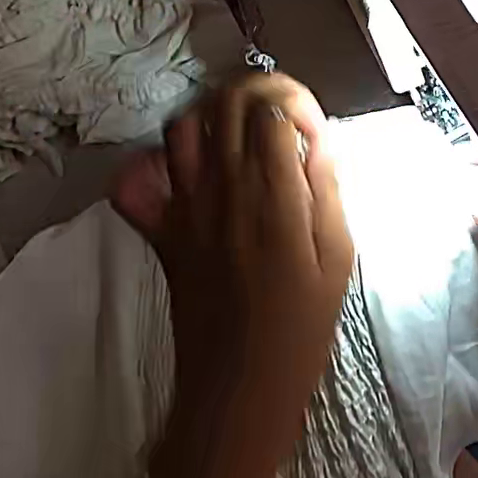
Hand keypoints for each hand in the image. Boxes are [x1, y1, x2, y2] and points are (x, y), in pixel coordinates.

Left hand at [111, 73, 352, 477]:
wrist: (239, 387)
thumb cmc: (303, 321)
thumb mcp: (338, 253)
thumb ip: (326, 187)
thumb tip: (317, 137)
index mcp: (271, 192)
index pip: (270, 107)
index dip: (294, 100)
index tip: (311, 126)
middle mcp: (222, 188)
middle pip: (226, 102)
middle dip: (257, 90)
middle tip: (283, 115)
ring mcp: (183, 208)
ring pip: (185, 126)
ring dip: (216, 114)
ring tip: (245, 133)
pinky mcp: (161, 231)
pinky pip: (139, 179)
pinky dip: (157, 161)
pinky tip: (191, 169)